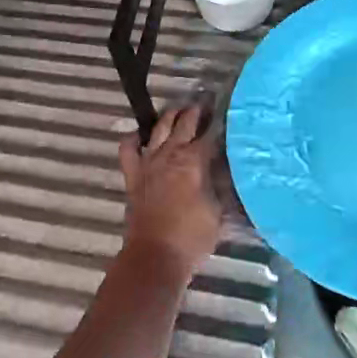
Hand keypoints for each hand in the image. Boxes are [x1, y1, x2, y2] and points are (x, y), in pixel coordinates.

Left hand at [118, 106, 223, 275]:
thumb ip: (222, 187)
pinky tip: (138, 135)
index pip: (210, 135)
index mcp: (194, 161)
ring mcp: (148, 161)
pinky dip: (132, 138)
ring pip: (158, 129)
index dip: (219, 123)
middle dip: (196, 112)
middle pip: (184, 124)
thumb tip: (228, 170)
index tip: (226, 113)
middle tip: (205, 103)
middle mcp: (170, 154)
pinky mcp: (132, 174)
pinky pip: (128, 149)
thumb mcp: (219, 212)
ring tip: (178, 109)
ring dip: (169, 116)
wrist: (155, 254)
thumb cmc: (192, 237)